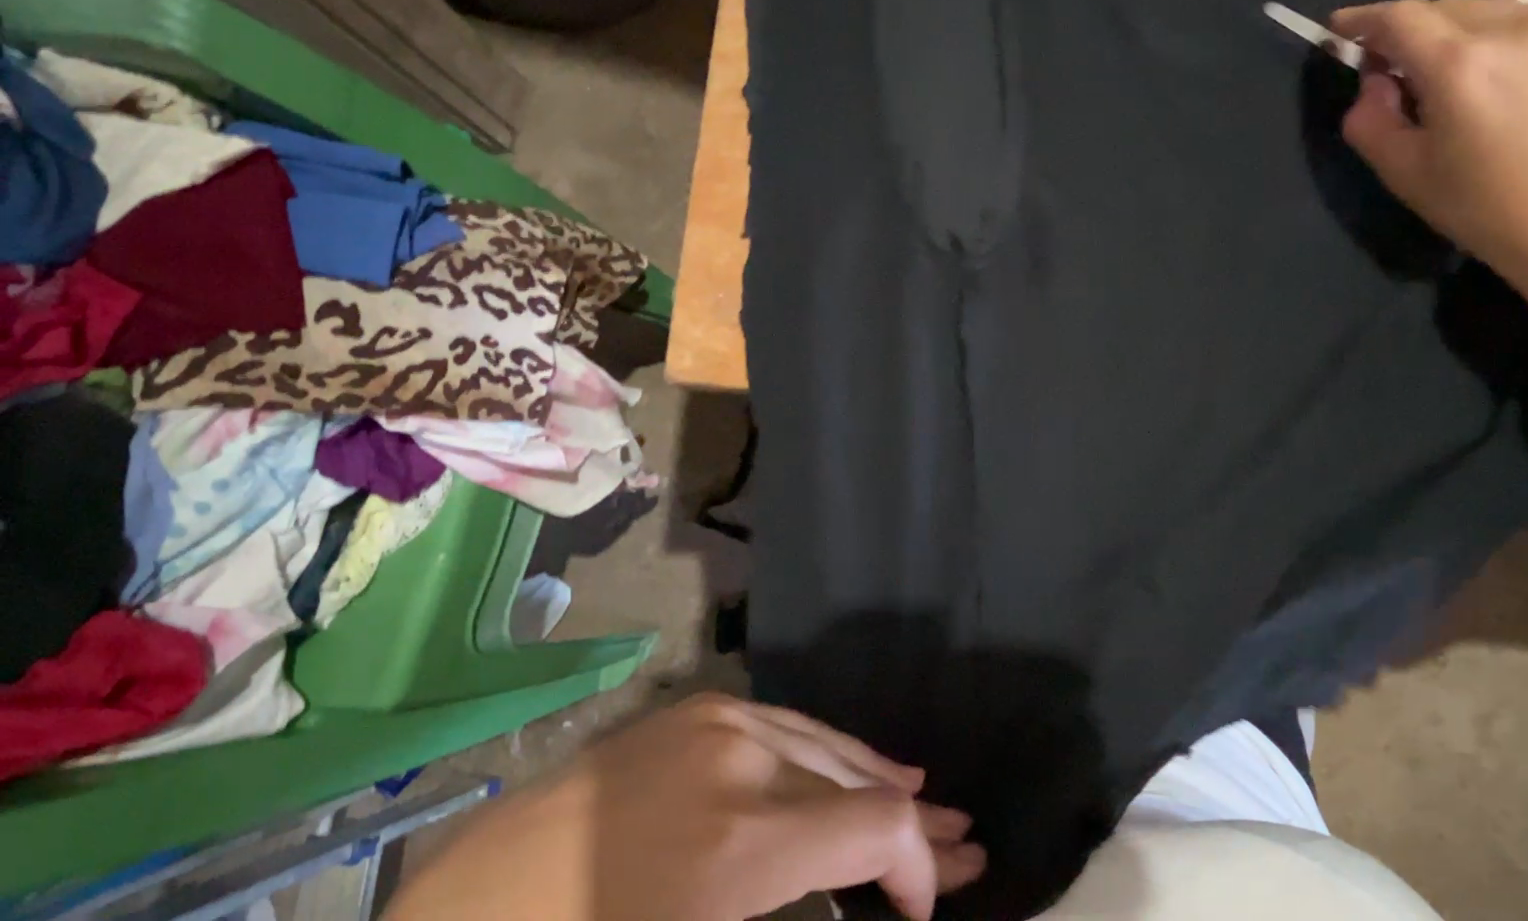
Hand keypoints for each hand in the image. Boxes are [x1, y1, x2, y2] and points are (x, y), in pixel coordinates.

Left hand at [388, 694, 985, 920]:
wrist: (477, 903)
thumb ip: (804, 895)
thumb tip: (870, 880)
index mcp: (743, 839)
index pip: (879, 826)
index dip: (920, 867)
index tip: (922, 909)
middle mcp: (742, 759)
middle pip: (862, 782)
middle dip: (916, 827)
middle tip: (966, 851)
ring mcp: (718, 723)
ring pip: (831, 747)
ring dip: (882, 782)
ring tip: (931, 805)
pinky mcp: (697, 711)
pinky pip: (791, 726)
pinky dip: (835, 753)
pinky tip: (864, 764)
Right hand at [1330, 0, 1527, 354]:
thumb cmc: (1490, 213)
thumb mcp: (1406, 176)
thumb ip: (1370, 121)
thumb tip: (1375, 82)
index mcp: (1460, 64)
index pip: (1399, 17)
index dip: (1364, 20)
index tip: (1343, 29)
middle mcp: (1520, 26)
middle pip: (1450, 8)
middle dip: (1420, 33)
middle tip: (1410, 72)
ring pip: (1504, 10)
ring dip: (1475, 35)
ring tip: (1476, 80)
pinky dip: (1526, 44)